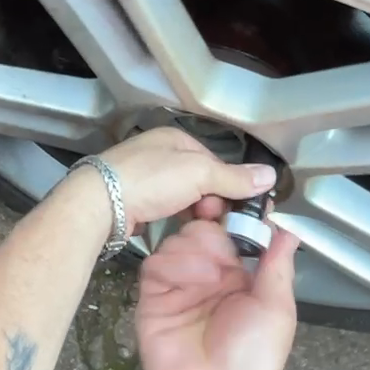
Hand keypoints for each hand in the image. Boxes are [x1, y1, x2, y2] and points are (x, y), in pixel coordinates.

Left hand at [88, 127, 277, 228]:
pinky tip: (177, 230)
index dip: (228, 185)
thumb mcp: (198, 174)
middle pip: (199, 180)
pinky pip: (164, 209)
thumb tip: (270, 174)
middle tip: (210, 218)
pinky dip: (174, 218)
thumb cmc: (150, 180)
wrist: (99, 202)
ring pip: (182, 197)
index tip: (235, 208)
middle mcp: (158, 153)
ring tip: (196, 227)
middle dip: (210, 201)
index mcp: (174, 139)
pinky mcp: (133, 199)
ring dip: (193, 212)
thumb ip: (233, 177)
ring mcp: (143, 177)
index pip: (215, 161)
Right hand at [135, 219, 300, 369]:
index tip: (229, 201)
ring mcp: (179, 282)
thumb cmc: (254, 357)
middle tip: (220, 252)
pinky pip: (155, 262)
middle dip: (210, 231)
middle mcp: (208, 273)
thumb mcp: (276, 310)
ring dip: (192, 251)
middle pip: (201, 228)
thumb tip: (288, 226)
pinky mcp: (152, 294)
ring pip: (177, 239)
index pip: (231, 231)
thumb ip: (277, 264)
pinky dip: (171, 265)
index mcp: (240, 274)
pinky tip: (184, 281)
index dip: (230, 214)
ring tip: (206, 278)